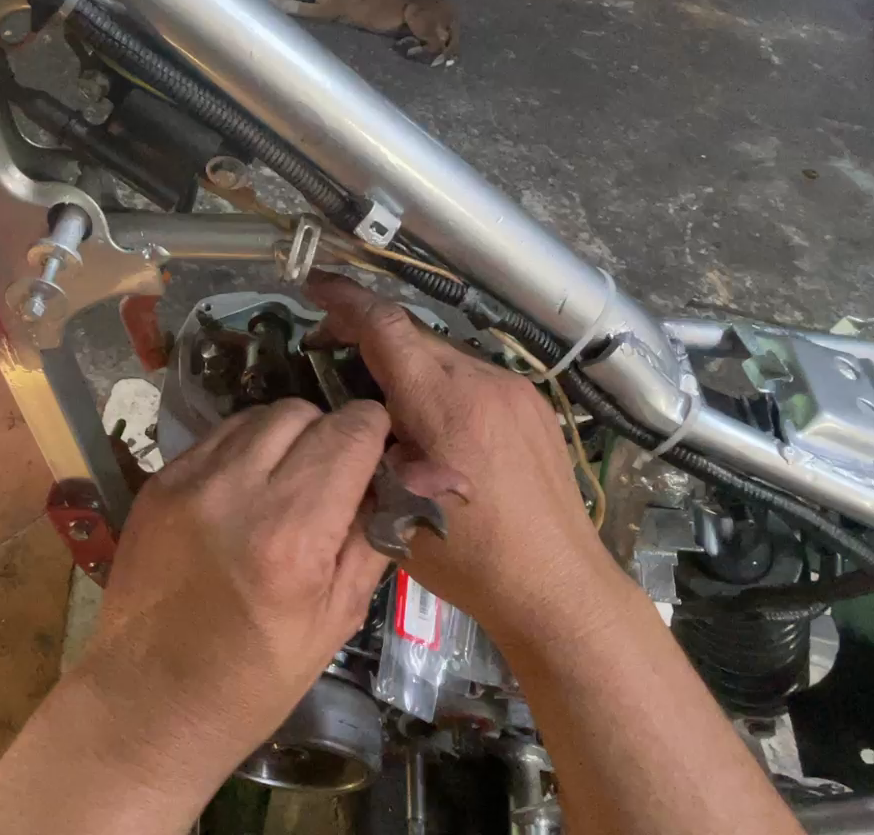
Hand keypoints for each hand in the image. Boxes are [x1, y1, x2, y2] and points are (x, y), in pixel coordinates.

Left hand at [69, 398, 391, 779]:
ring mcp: (188, 481)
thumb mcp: (336, 617)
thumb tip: (406, 474)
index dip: (374, 433)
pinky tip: (244, 491)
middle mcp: (236, 490)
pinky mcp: (157, 482)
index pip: (351, 432)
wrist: (147, 701)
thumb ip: (374, 533)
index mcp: (292, 533)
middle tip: (330, 476)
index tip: (376, 453)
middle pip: (302, 412)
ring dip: (284, 436)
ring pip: (257, 415)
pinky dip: (242, 450)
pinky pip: (216, 437)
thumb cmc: (255, 677)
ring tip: (285, 482)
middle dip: (330, 433)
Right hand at [306, 273, 614, 638]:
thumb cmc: (467, 557)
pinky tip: (434, 418)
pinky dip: (442, 381)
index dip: (346, 300)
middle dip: (367, 334)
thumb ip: (363, 448)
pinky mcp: (534, 407)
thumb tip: (348, 416)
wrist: (557, 587)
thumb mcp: (390, 508)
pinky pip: (475, 375)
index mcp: (442, 402)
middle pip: (414, 335)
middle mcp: (482, 380)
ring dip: (406, 361)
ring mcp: (515, 391)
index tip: (316, 286)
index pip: (386, 326)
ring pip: (445, 354)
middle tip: (330, 350)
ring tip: (382, 393)